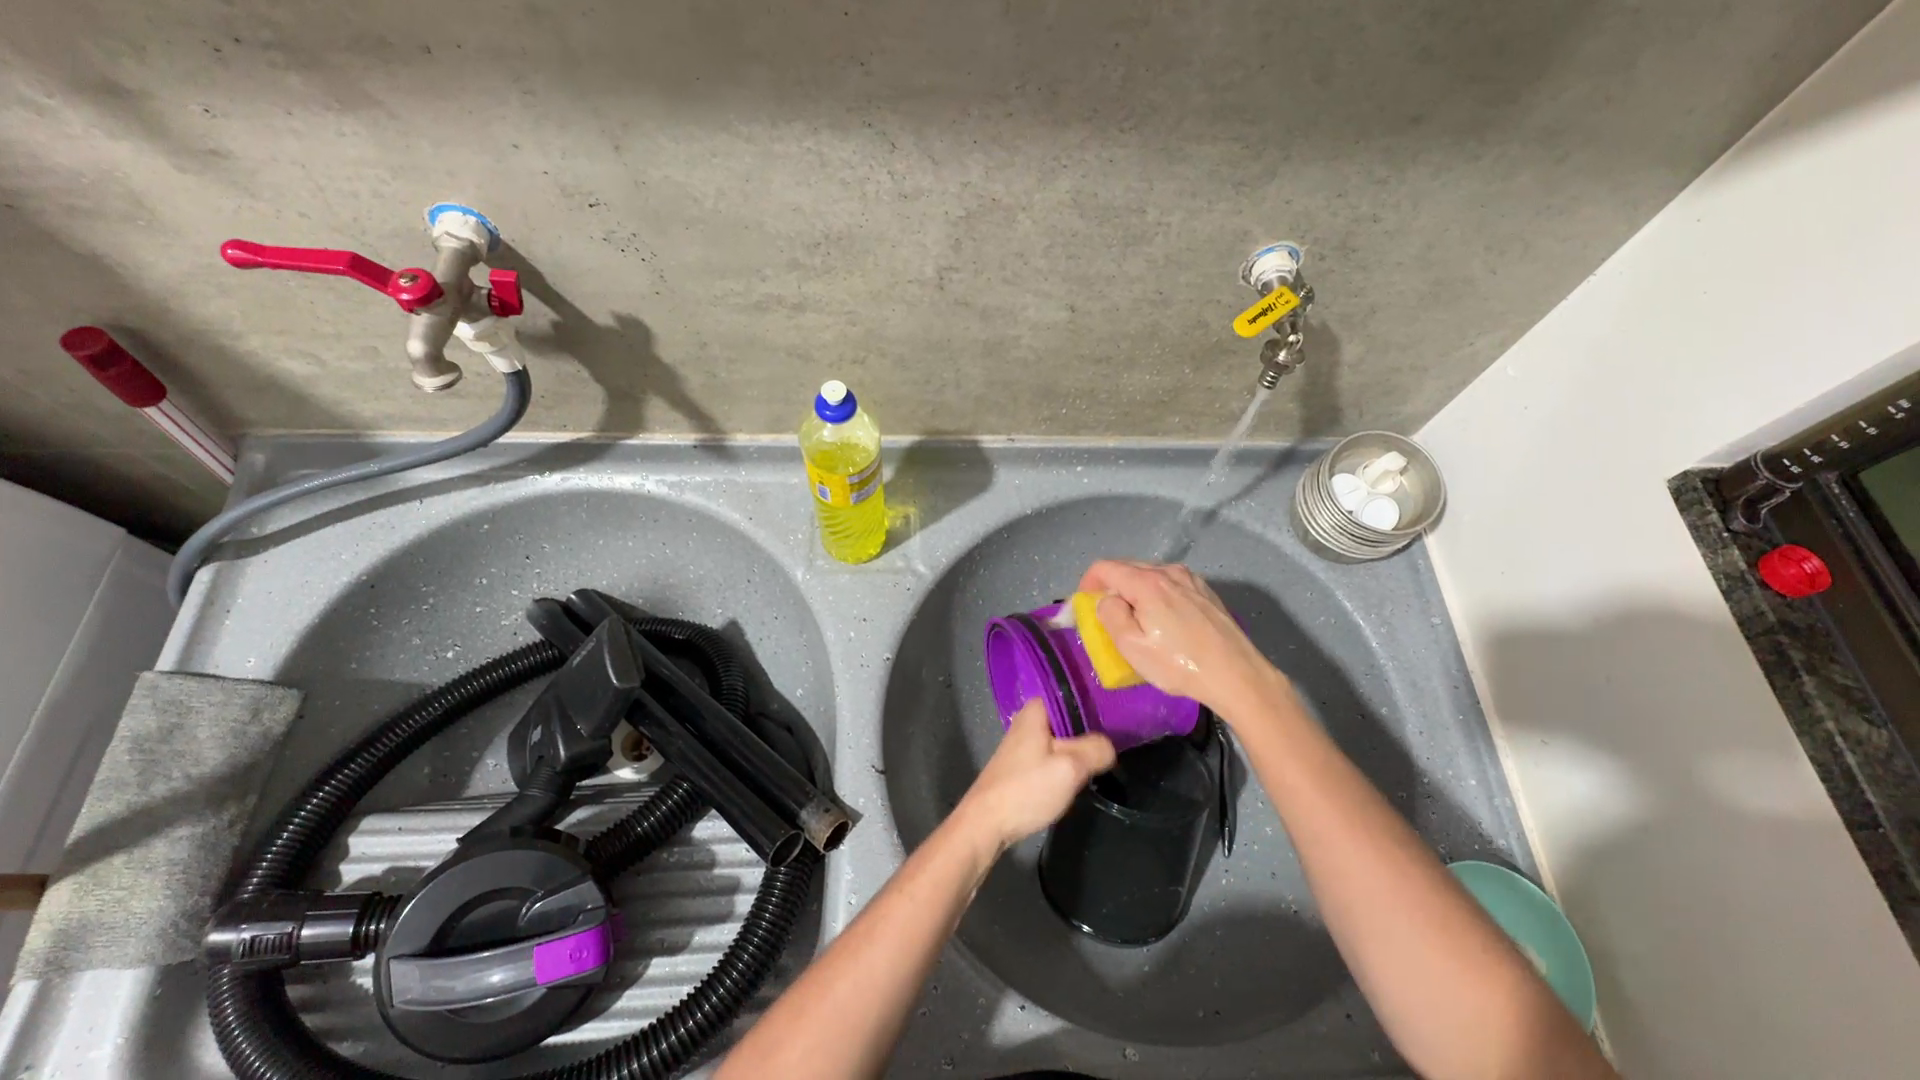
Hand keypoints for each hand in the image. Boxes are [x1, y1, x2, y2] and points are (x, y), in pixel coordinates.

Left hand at [952, 700, 1115, 851]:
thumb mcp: (1070, 767)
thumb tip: (1111, 747)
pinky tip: (1082, 777)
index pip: (1076, 695)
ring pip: (1065, 740)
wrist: (987, 824)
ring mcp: (1026, 744)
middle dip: (1092, 732)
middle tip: (1118, 745)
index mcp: (1037, 709)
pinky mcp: (1025, 765)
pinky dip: (1069, 765)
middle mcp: (1029, 720)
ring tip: (1105, 761)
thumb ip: (1096, 750)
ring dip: (1082, 752)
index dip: (1099, 707)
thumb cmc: (1027, 789)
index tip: (1122, 721)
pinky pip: (1055, 757)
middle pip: (1072, 719)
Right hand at [1077, 559, 1286, 720]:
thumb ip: (1110, 616)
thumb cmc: (1178, 664)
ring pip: (1151, 576)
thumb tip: (1107, 600)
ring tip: (1136, 620)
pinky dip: (1157, 596)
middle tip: (1106, 617)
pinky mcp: (1206, 593)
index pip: (1105, 567)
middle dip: (1111, 588)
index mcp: (1147, 583)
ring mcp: (1191, 580)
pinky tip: (1164, 621)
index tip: (1084, 606)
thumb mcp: (1132, 647)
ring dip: (1135, 592)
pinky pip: (1171, 585)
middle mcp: (1169, 572)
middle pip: (1128, 568)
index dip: (1087, 584)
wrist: (1235, 674)